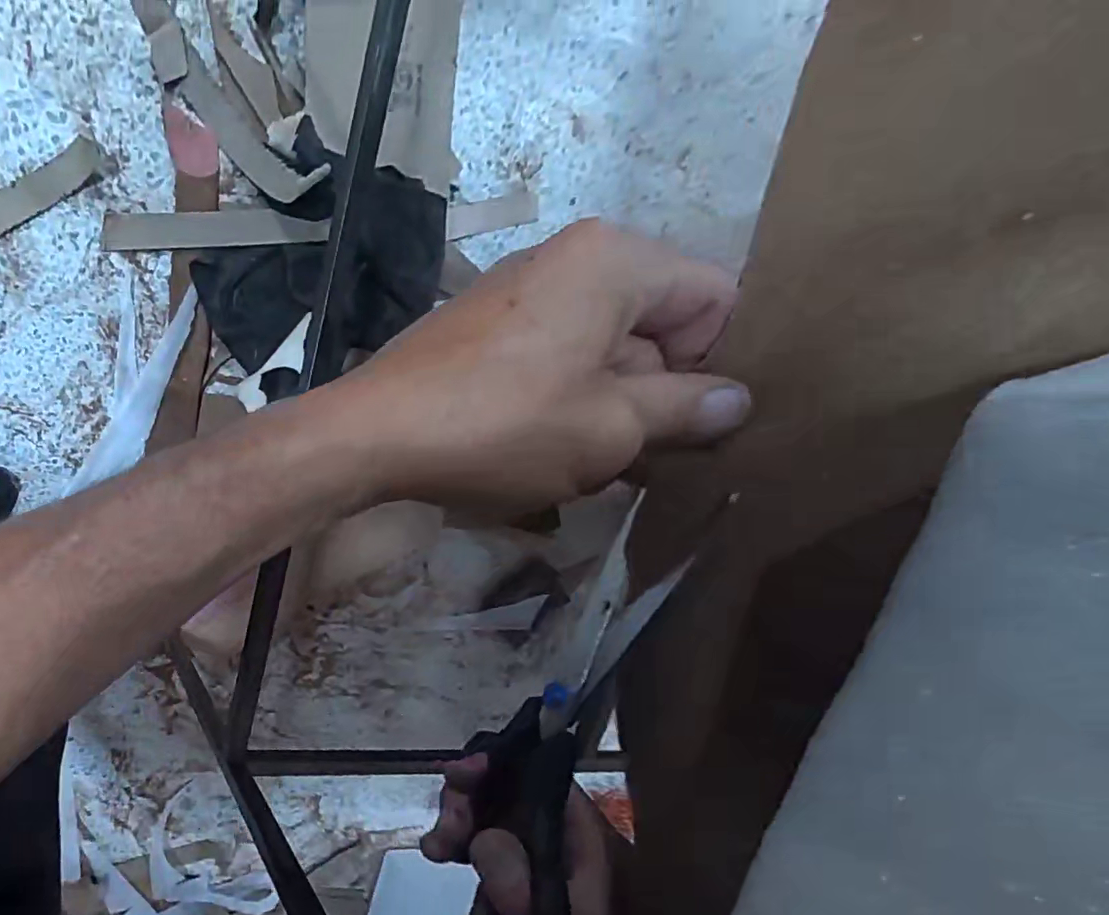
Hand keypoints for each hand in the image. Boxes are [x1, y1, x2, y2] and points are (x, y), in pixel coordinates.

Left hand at [322, 220, 750, 509]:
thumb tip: (737, 399)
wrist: (371, 436)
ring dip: (596, 410)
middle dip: (647, 396)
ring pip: (592, 352)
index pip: (712, 300)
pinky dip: (550, 403)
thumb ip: (683, 411)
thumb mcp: (607, 429)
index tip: (681, 428)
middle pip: (649, 327)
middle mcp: (563, 258)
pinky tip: (527, 447)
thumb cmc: (499, 426)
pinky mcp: (473, 330)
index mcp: (613, 259)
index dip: (711, 369)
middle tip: (624, 459)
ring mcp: (510, 293)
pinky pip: (542, 361)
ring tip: (570, 461)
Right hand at [422, 755, 615, 914]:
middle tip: (451, 783)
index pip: (561, 794)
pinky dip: (446, 828)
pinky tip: (434, 850)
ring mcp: (526, 848)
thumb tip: (487, 841)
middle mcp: (560, 844)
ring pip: (488, 799)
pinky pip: (468, 824)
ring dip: (457, 808)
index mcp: (590, 862)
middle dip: (479, 782)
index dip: (520, 771)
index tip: (477, 769)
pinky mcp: (496, 857)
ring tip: (439, 842)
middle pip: (518, 787)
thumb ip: (527, 899)